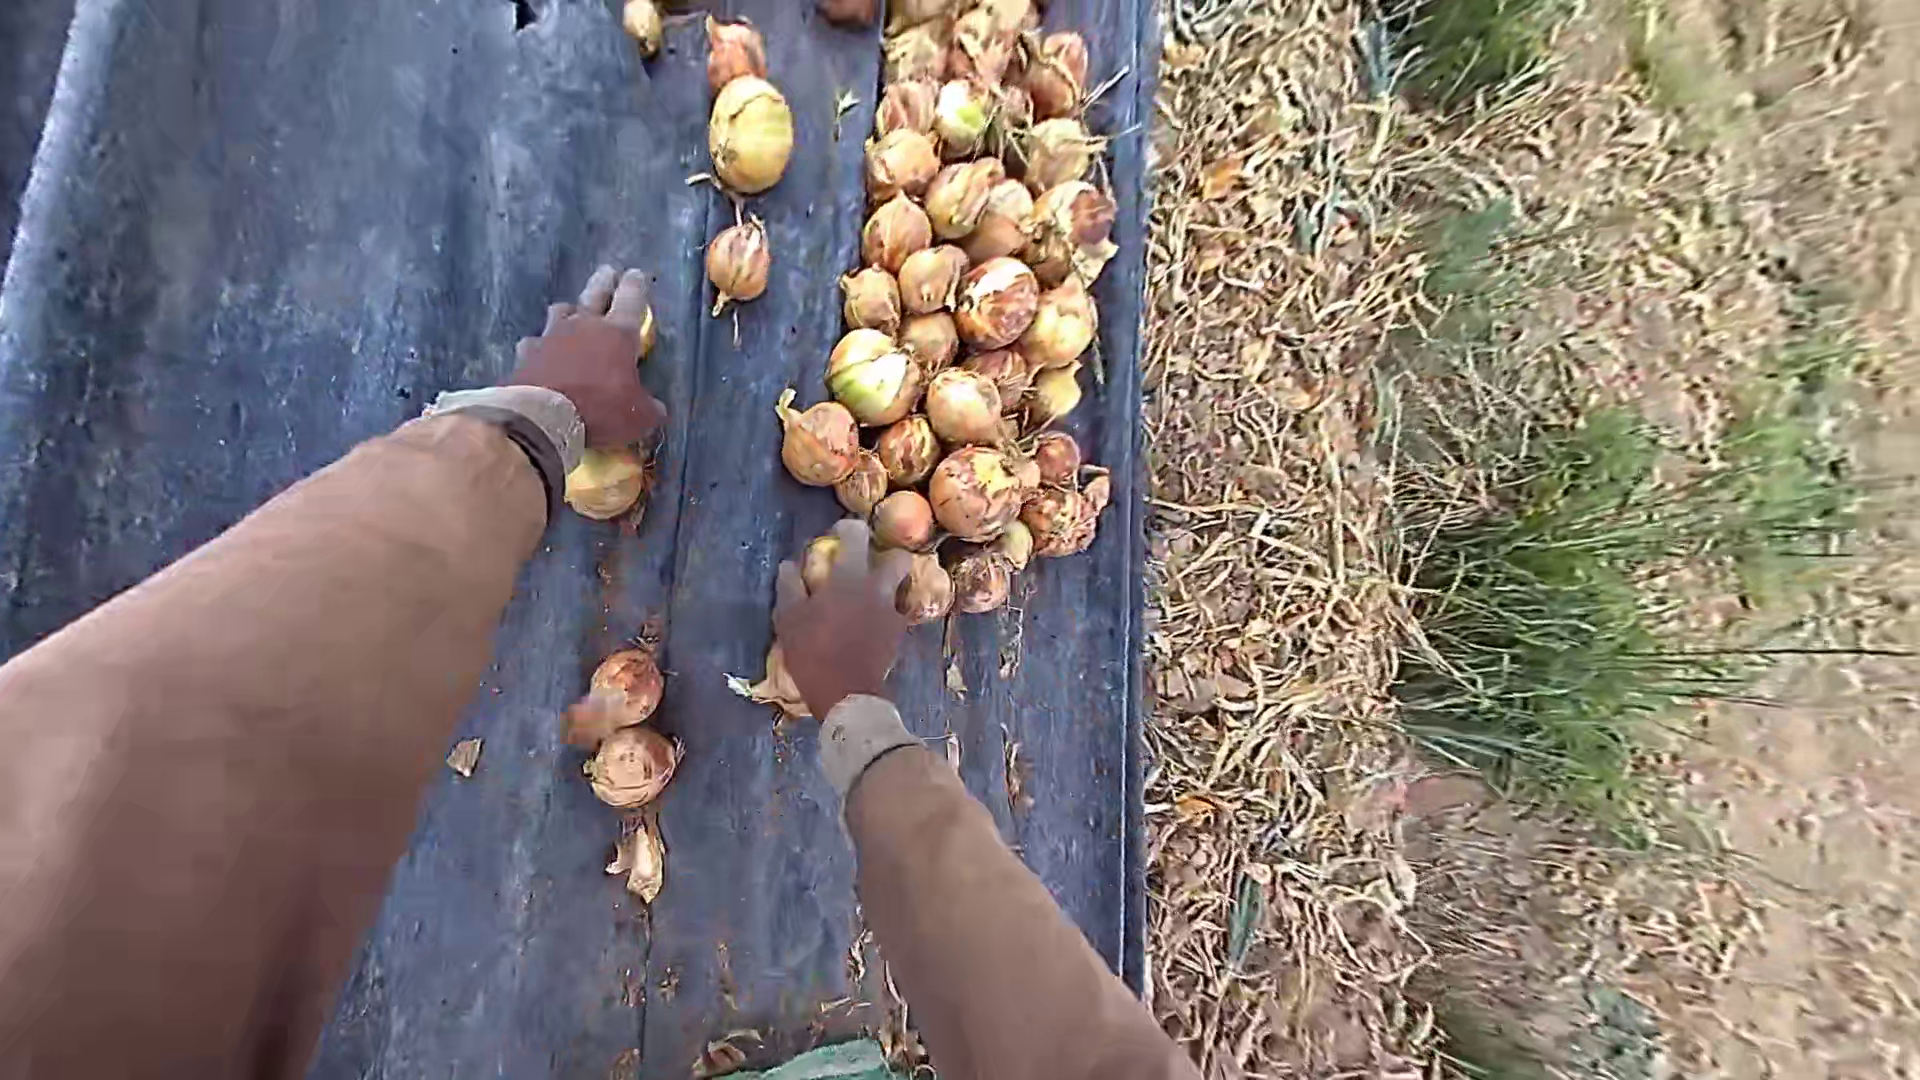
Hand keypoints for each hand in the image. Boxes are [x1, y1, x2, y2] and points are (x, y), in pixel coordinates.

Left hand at [507, 265, 667, 446]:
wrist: (543, 417)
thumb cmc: (602, 410)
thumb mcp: (641, 415)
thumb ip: (650, 406)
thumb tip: (656, 408)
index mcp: (617, 335)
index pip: (631, 301)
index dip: (636, 286)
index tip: (637, 273)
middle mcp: (583, 327)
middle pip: (594, 295)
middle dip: (604, 282)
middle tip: (608, 271)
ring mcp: (551, 337)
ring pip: (561, 311)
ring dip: (571, 310)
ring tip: (574, 311)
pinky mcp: (527, 354)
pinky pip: (537, 342)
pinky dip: (543, 345)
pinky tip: (543, 350)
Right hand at [773, 520, 913, 719]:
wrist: (846, 692)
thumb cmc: (812, 651)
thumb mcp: (788, 618)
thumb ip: (790, 586)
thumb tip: (790, 565)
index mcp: (851, 576)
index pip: (857, 534)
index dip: (848, 528)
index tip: (837, 534)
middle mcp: (878, 587)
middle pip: (896, 556)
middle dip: (885, 554)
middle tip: (866, 564)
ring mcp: (893, 610)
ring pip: (902, 584)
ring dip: (890, 583)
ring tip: (871, 593)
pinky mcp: (899, 632)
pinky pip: (898, 611)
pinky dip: (888, 611)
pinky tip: (873, 621)